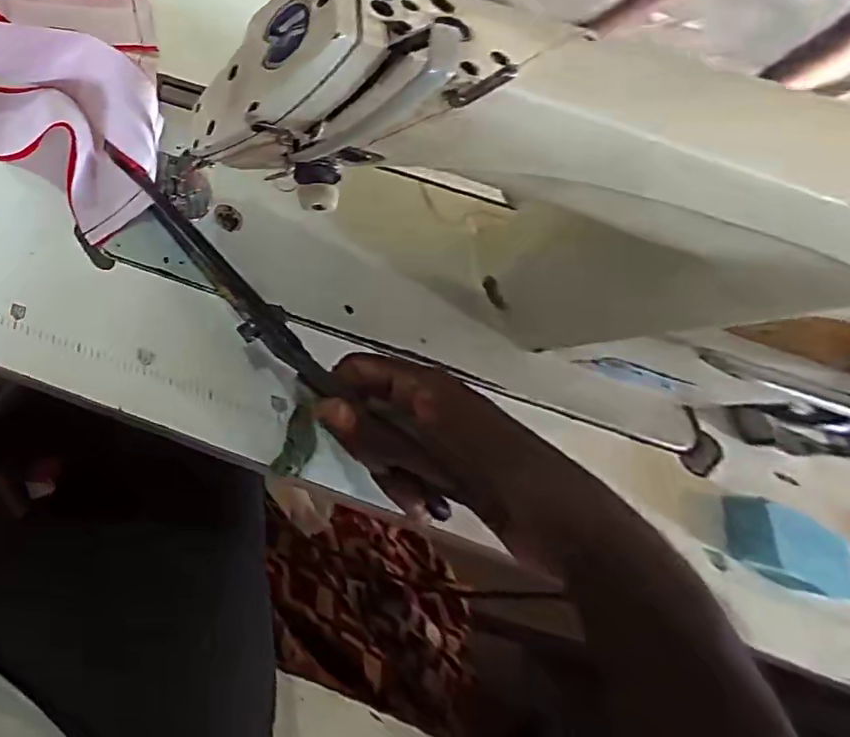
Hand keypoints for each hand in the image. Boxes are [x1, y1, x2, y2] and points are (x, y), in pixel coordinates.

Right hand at [314, 353, 594, 570]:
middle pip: (367, 407)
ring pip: (386, 441)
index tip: (333, 430)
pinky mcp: (454, 465)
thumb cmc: (511, 485)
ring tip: (413, 499)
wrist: (588, 539)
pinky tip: (428, 506)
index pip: (358, 370)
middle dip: (367, 443)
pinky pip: (409, 464)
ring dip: (389, 470)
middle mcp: (431, 403)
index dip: (338, 393)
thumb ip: (375, 434)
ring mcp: (444, 435)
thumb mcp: (434, 460)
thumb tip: (321, 406)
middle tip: (381, 471)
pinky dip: (410, 483)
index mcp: (428, 388)